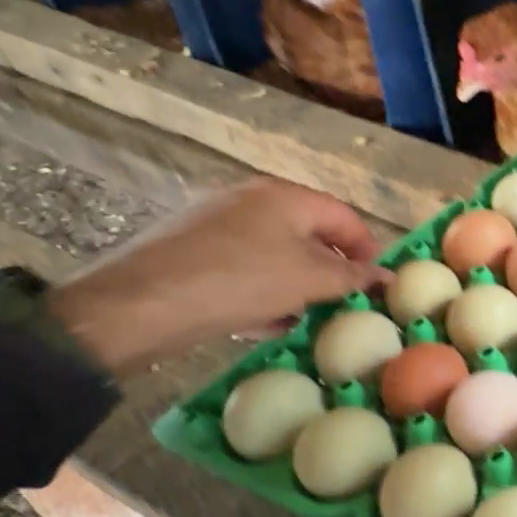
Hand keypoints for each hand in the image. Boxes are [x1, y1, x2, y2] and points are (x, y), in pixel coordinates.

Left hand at [47, 178, 390, 371]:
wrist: (131, 308)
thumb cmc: (237, 282)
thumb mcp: (309, 280)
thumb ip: (353, 277)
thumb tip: (385, 277)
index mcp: (285, 195)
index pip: (345, 217)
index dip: (368, 250)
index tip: (375, 284)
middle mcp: (249, 199)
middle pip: (308, 234)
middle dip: (329, 270)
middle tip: (340, 303)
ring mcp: (213, 223)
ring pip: (274, 252)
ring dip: (295, 284)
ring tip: (302, 318)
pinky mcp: (186, 250)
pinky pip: (241, 265)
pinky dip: (260, 289)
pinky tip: (260, 321)